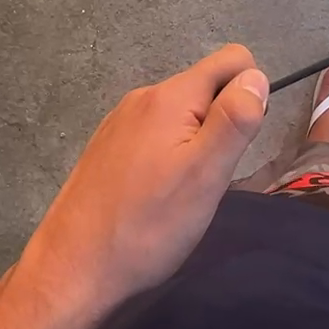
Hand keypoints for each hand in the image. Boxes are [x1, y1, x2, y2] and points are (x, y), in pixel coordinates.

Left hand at [16, 45, 269, 313]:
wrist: (71, 269)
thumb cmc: (147, 225)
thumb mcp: (205, 174)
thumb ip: (234, 119)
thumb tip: (257, 76)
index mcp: (170, 96)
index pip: (232, 59)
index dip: (249, 95)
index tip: (235, 144)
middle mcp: (144, 97)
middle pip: (206, 86)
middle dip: (221, 123)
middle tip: (208, 178)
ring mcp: (121, 121)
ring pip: (182, 113)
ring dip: (196, 142)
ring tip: (182, 193)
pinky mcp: (108, 146)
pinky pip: (156, 133)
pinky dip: (169, 155)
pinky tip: (155, 196)